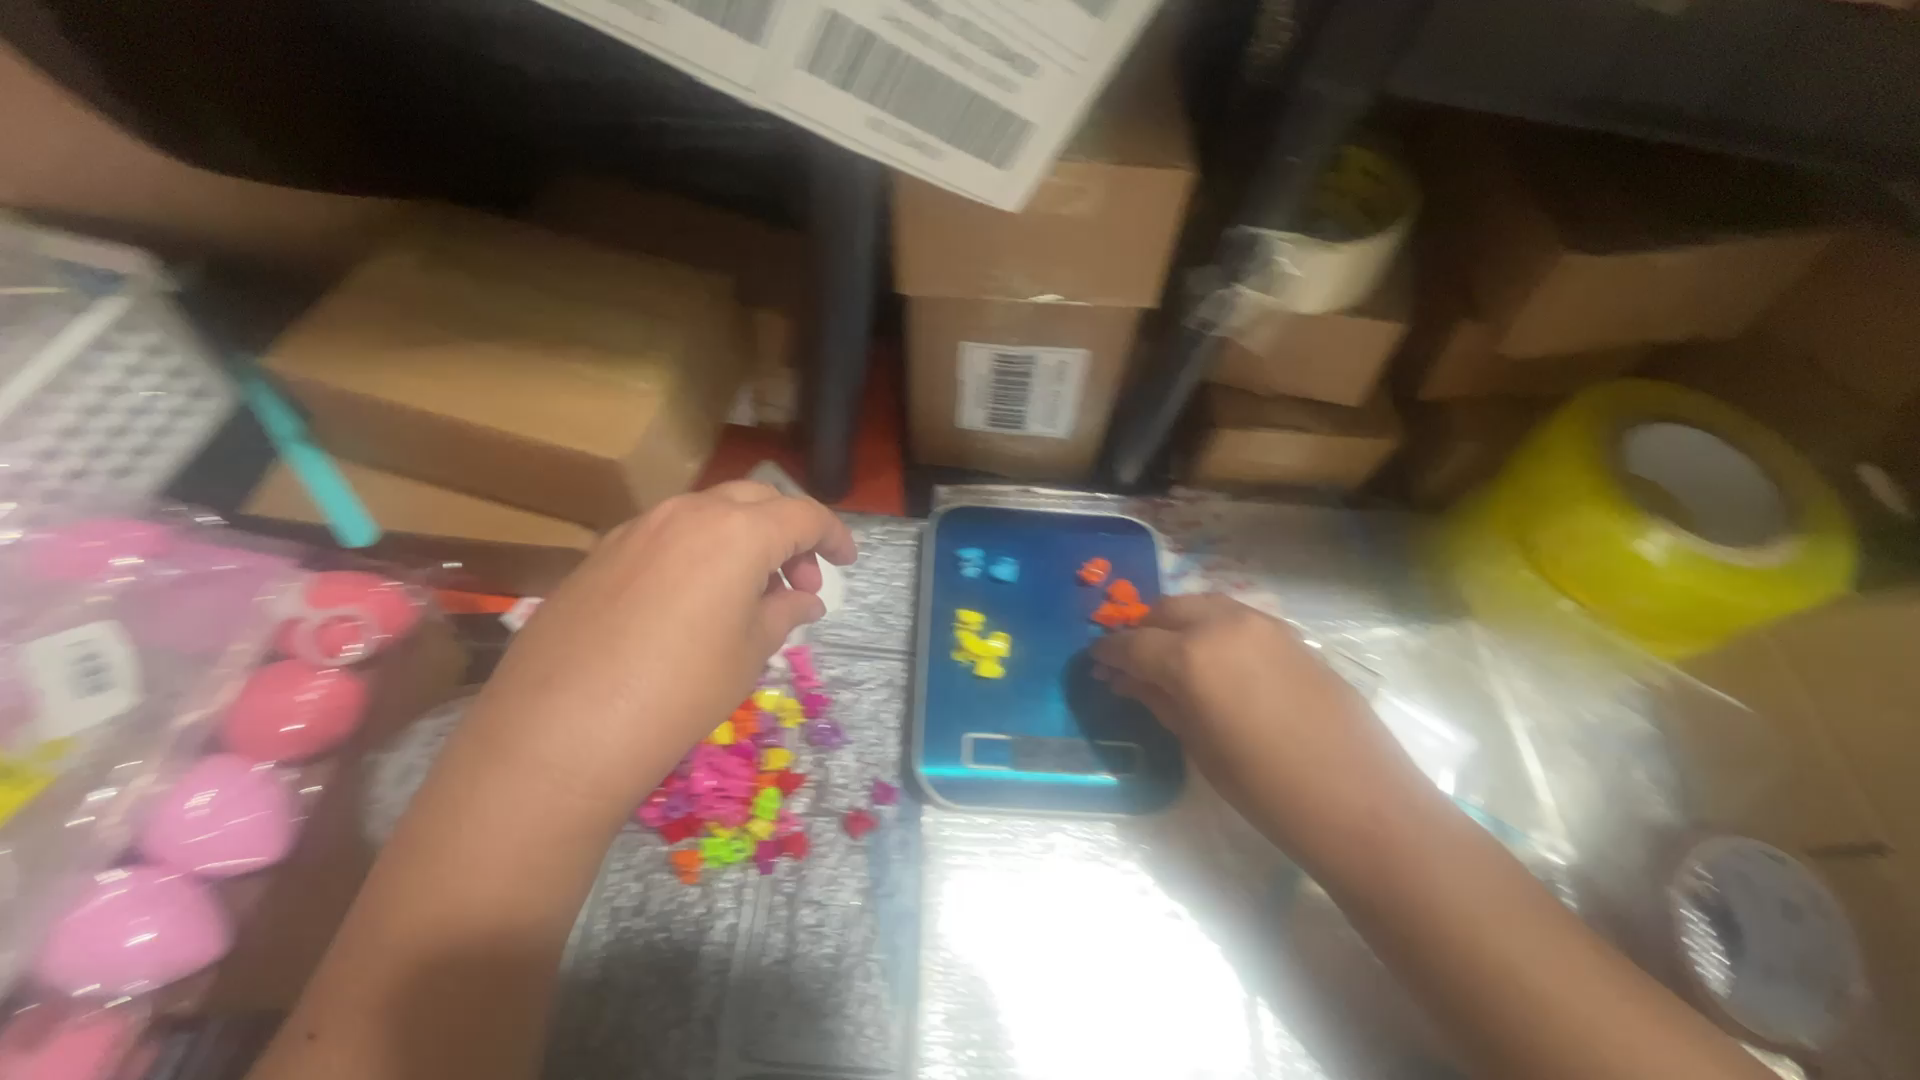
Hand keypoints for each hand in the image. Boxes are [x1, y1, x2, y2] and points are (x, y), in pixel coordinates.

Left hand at [464, 482, 855, 809]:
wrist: (562, 728)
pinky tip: (691, 602)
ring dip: (741, 540)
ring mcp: (637, 529)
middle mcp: (687, 513)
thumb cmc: (680, 691)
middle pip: (755, 500)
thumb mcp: (749, 653)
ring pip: (707, 514)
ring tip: (747, 595)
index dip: (833, 535)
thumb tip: (802, 597)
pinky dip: (697, 552)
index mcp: (737, 532)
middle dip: (788, 532)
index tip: (846, 562)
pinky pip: (666, 536)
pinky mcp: (601, 554)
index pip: (803, 515)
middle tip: (798, 582)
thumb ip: (783, 612)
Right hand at [1090, 594, 1438, 861]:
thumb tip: (1129, 680)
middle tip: (1132, 663)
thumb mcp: (1200, 747)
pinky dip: (1214, 628)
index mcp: (1191, 656)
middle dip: (1143, 631)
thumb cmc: (1266, 789)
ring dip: (1179, 624)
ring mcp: (1263, 625)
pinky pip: (1238, 618)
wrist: (1359, 801)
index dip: (1109, 654)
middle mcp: (1223, 625)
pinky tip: (1216, 662)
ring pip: (1204, 606)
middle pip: (1167, 610)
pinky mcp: (1293, 636)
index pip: (1133, 643)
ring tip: (1172, 658)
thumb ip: (1161, 702)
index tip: (1096, 666)